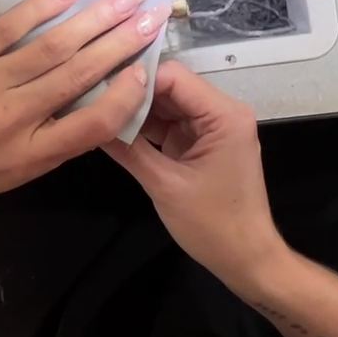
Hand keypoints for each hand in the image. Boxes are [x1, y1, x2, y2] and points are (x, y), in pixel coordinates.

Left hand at [0, 0, 170, 218]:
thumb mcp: (19, 172)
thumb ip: (60, 139)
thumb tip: (99, 100)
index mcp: (33, 152)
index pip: (93, 123)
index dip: (125, 96)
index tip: (147, 71)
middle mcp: (15, 115)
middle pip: (80, 73)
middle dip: (123, 41)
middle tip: (156, 14)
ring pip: (53, 45)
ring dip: (96, 19)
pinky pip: (10, 26)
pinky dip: (44, 6)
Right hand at [103, 62, 288, 286]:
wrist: (245, 259)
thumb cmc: (213, 225)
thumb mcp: (165, 186)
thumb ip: (129, 149)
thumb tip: (91, 120)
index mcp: (224, 115)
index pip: (173, 76)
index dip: (136, 79)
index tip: (100, 88)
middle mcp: (222, 112)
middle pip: (169, 87)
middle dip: (132, 93)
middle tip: (92, 98)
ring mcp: (212, 126)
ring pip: (166, 104)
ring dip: (136, 110)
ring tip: (97, 110)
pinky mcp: (202, 141)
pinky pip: (169, 122)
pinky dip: (145, 127)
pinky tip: (115, 128)